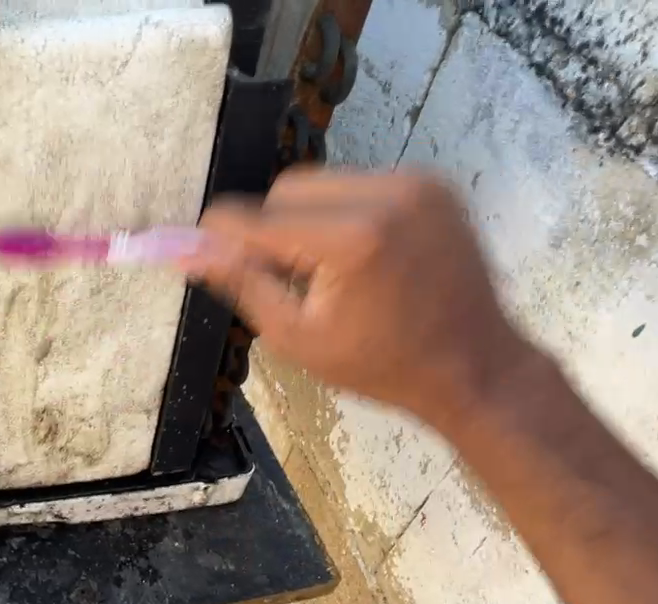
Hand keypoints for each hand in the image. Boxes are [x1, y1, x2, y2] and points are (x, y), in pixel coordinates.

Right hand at [184, 168, 535, 430]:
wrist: (471, 365)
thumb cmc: (378, 367)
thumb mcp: (296, 337)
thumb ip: (241, 284)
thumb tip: (185, 251)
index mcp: (350, 240)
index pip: (256, 218)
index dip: (217, 235)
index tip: (192, 249)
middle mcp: (386, 194)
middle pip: (287, 187)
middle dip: (268, 228)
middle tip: (280, 278)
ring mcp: (415, 182)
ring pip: (322, 182)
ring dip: (304, 219)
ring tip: (323, 271)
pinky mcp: (432, 182)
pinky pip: (359, 183)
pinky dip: (341, 214)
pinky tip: (357, 258)